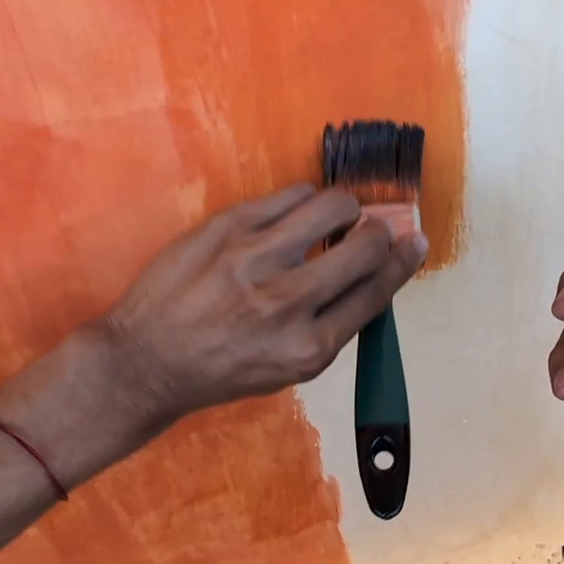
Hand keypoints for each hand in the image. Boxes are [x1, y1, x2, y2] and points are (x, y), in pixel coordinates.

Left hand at [102, 184, 427, 428]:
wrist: (148, 358)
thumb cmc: (223, 369)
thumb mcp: (288, 369)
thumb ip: (333, 327)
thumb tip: (372, 276)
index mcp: (310, 348)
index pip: (377, 292)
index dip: (404, 261)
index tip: (415, 241)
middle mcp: (289, 302)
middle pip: (366, 245)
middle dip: (378, 232)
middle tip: (369, 229)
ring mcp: (257, 259)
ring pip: (333, 206)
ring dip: (344, 209)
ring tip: (330, 219)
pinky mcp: (229, 227)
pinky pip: (292, 194)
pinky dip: (304, 201)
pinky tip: (295, 214)